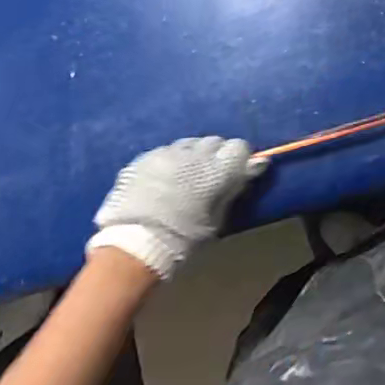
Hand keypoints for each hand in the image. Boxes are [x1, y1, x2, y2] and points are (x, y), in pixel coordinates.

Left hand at [88, 137, 262, 277]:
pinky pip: (164, 152)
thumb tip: (248, 169)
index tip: (237, 172)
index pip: (239, 147)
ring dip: (191, 157)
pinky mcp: (144, 156)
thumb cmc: (183, 239)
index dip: (239, 159)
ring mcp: (166, 152)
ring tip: (185, 177)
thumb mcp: (216, 219)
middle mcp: (192, 152)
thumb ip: (231, 190)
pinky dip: (170, 162)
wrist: (135, 243)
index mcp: (216, 169)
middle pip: (213, 141)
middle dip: (216, 155)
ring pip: (188, 144)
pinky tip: (163, 181)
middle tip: (210, 177)